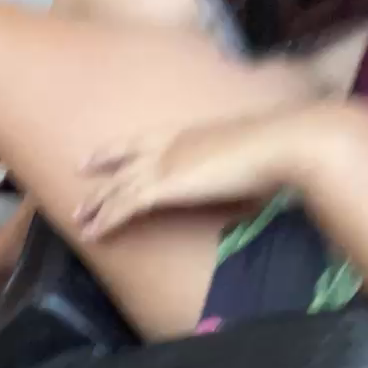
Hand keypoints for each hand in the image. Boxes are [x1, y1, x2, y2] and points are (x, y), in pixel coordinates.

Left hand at [73, 107, 330, 239]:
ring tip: (78, 224)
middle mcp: (170, 146)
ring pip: (116, 190)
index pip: (139, 142)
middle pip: (120, 168)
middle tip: (76, 202)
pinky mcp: (163, 188)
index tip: (89, 159)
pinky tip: (92, 235)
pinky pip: (122, 209)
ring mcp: (164, 166)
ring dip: (94, 209)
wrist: (291, 142)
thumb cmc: (283, 146)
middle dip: (96, 186)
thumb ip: (228, 160)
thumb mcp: (245, 150)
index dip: (111, 152)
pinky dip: (104, 223)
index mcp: (188, 132)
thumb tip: (233, 174)